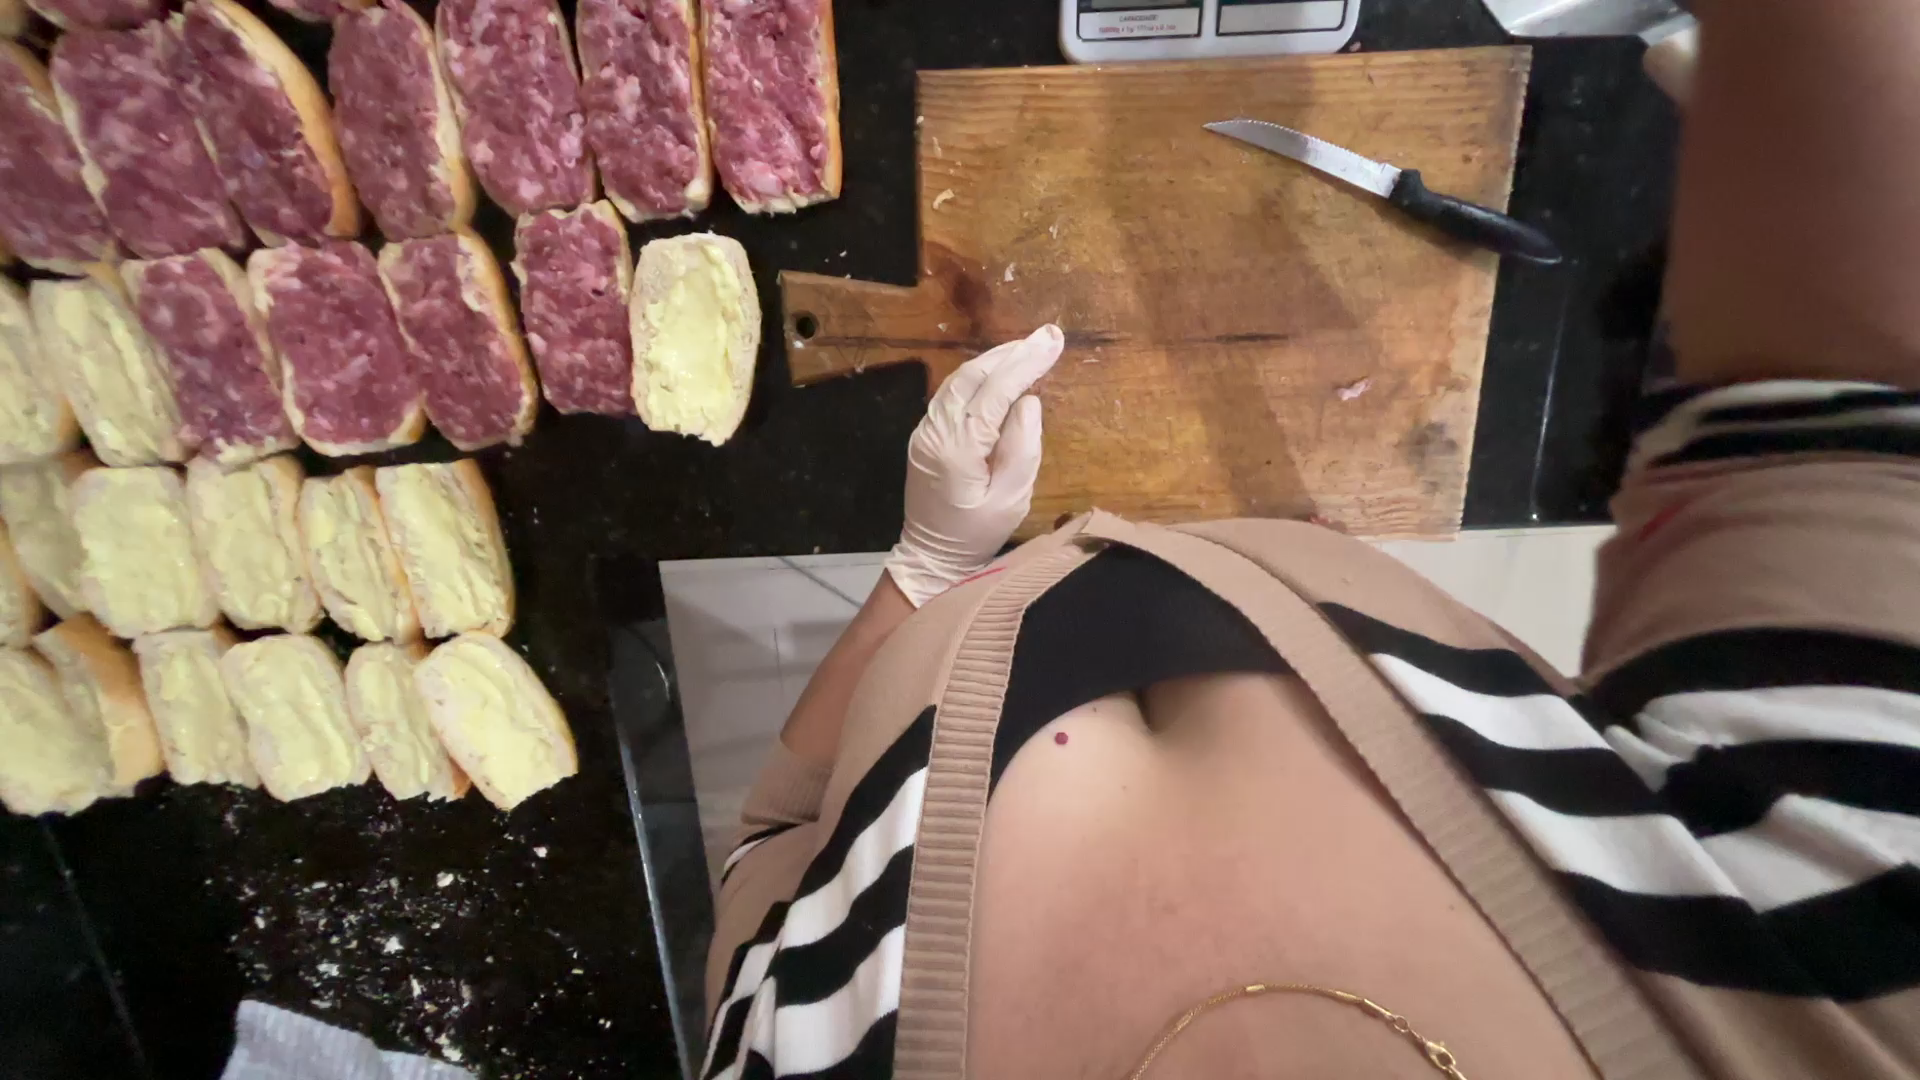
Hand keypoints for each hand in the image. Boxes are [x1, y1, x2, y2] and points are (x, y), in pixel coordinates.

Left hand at [885, 325, 1063, 606]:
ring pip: (959, 380)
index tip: (1053, 341)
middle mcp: (935, 431)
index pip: (993, 392)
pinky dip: (978, 376)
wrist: (930, 556)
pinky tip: (1000, 370)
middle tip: (1047, 336)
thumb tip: (1027, 401)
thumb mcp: (1011, 500)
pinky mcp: (924, 434)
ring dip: (994, 360)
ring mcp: (925, 431)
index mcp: (957, 449)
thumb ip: (1023, 449)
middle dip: (1012, 353)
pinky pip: (951, 394)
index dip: (1025, 364)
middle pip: (972, 377)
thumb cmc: (976, 535)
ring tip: (1029, 347)